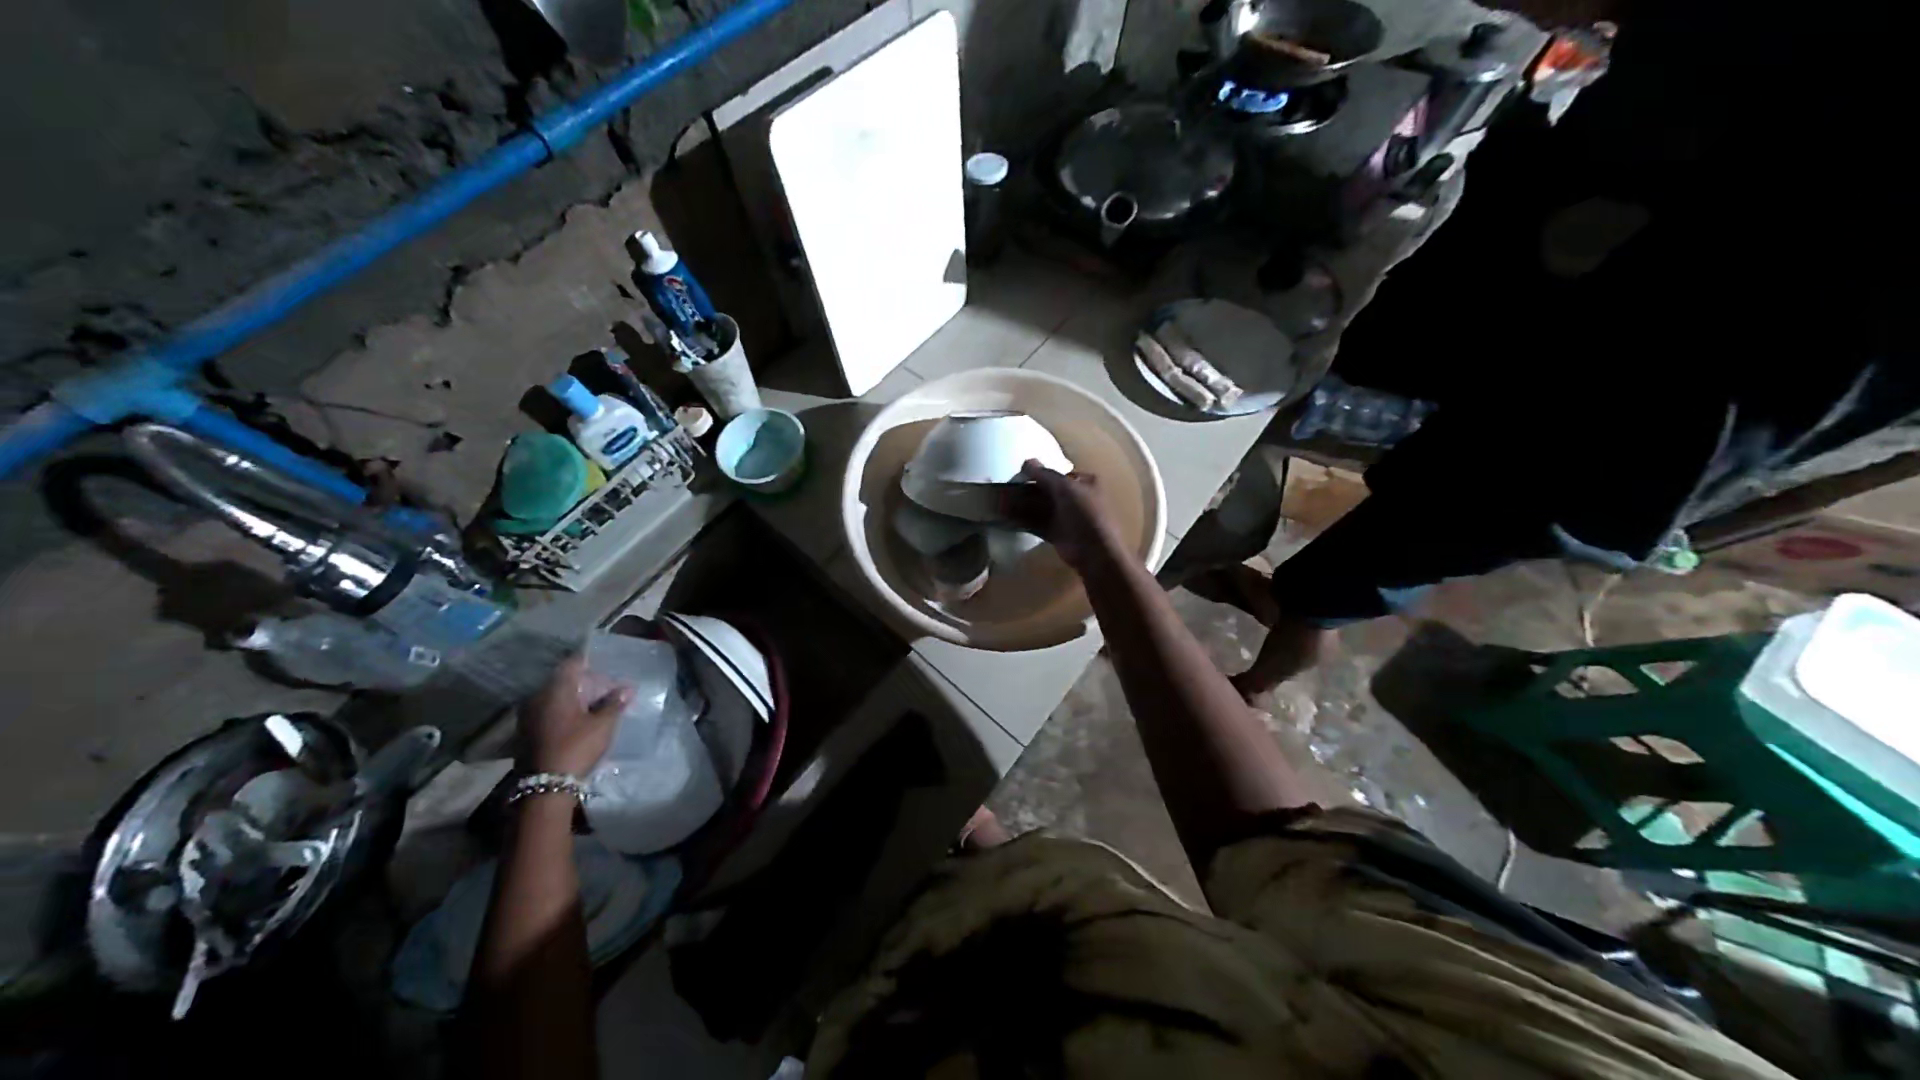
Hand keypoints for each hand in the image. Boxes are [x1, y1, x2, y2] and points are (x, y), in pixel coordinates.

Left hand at [520, 654, 631, 775]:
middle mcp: (538, 697)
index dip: (590, 661)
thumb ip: (615, 704)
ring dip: (575, 698)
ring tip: (597, 705)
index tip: (606, 663)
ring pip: (556, 697)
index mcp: (556, 690)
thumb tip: (627, 689)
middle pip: (564, 681)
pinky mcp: (527, 731)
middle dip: (586, 682)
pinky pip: (549, 711)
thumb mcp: (603, 725)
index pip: (572, 664)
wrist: (545, 786)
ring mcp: (529, 715)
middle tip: (607, 688)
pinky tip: (580, 719)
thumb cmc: (577, 748)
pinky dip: (565, 711)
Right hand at [1002, 460, 1124, 573]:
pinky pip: (1038, 524)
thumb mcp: (1066, 488)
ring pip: (1042, 508)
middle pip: (1048, 491)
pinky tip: (1008, 518)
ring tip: (1002, 503)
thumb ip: (1045, 475)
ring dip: (1024, 506)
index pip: (1059, 474)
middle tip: (1007, 490)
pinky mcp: (1058, 534)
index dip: (1040, 474)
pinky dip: (1025, 521)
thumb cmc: (1084, 513)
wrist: (1094, 550)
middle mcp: (1076, 498)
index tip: (1020, 475)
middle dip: (1028, 491)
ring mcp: (1067, 517)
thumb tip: (1027, 460)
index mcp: (1085, 483)